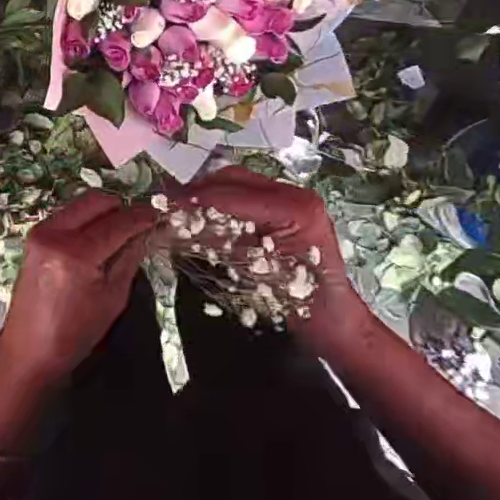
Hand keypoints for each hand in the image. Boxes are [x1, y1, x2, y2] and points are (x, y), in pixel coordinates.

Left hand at [0, 191, 158, 384]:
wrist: (29, 348)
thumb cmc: (73, 333)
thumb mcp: (112, 298)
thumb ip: (129, 258)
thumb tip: (147, 233)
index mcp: (75, 253)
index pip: (117, 223)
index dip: (142, 217)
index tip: (159, 217)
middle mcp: (55, 234)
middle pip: (97, 201)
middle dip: (122, 208)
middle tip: (140, 223)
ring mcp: (41, 232)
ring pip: (81, 204)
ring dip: (104, 211)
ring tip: (122, 230)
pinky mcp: (35, 236)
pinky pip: (68, 214)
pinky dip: (87, 218)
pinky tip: (100, 235)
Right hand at [180, 166, 357, 325]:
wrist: (333, 320)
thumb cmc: (303, 305)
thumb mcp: (257, 275)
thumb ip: (223, 244)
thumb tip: (182, 225)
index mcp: (296, 208)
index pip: (234, 196)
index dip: (197, 199)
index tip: (166, 203)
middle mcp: (296, 194)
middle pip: (234, 179)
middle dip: (198, 190)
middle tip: (168, 203)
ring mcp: (292, 198)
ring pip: (237, 182)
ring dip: (207, 193)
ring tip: (180, 208)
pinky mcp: (284, 207)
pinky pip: (245, 195)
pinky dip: (220, 201)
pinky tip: (201, 215)